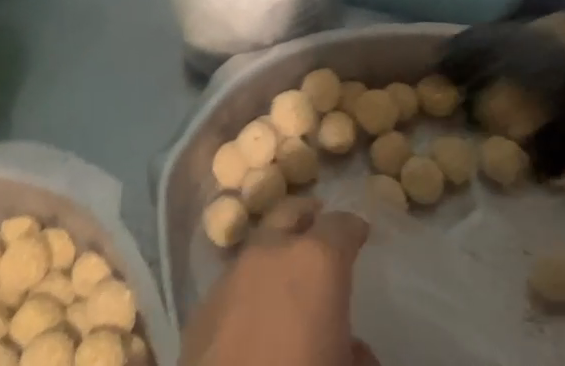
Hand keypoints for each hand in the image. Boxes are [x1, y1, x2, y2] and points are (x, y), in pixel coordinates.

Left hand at [179, 200, 377, 365]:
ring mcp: (231, 274)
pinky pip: (234, 278)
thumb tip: (355, 351)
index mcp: (316, 261)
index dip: (353, 229)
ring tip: (288, 270)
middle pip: (290, 213)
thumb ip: (357, 353)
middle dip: (308, 217)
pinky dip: (251, 283)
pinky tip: (256, 308)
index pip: (341, 224)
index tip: (361, 235)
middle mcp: (271, 253)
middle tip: (320, 225)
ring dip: (275, 249)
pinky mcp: (203, 303)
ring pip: (258, 244)